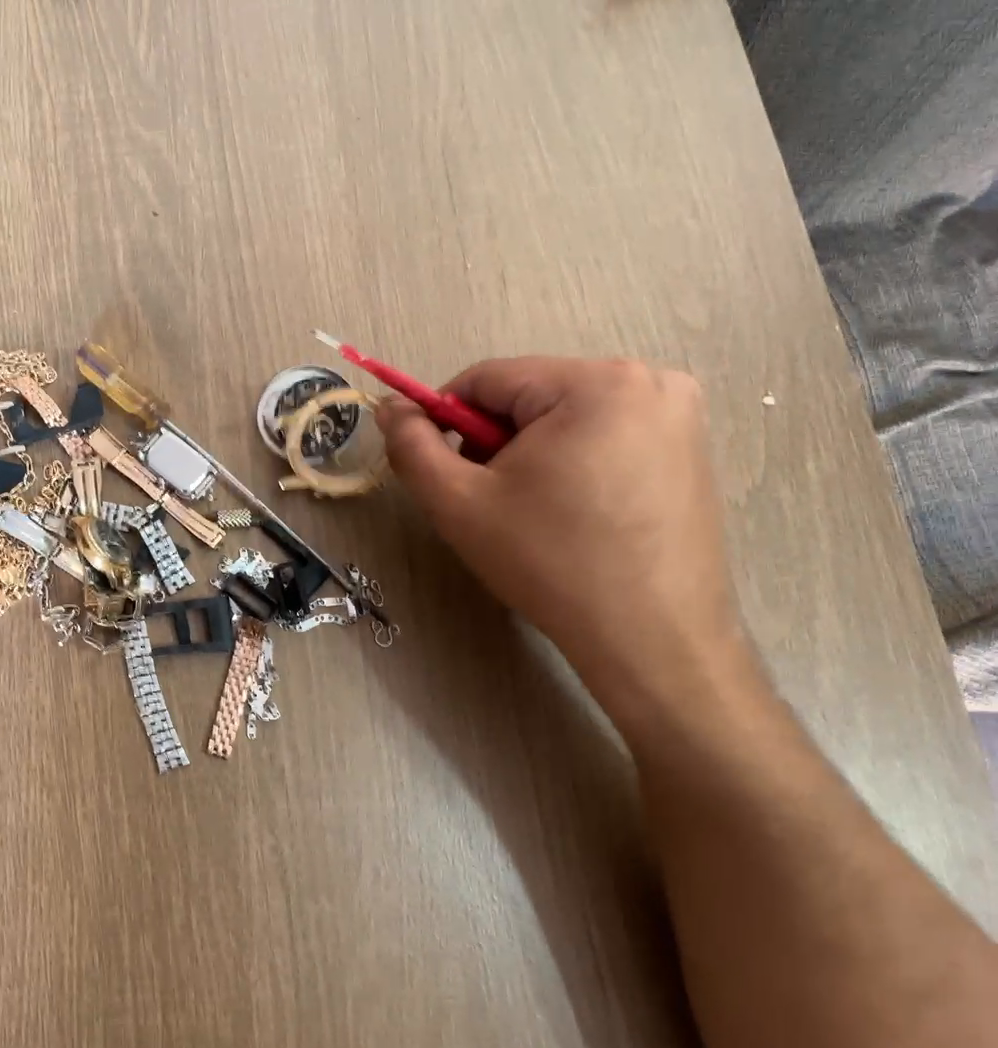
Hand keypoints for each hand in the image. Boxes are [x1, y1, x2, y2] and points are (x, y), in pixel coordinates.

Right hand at [377, 357, 746, 722]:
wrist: (651, 634)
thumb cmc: (549, 561)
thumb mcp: (458, 503)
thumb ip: (412, 447)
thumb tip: (390, 410)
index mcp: (594, 382)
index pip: (485, 379)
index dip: (444, 422)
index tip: (441, 473)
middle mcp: (648, 380)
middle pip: (528, 395)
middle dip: (493, 440)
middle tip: (488, 500)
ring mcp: (679, 413)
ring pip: (564, 415)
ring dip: (530, 452)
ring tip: (530, 511)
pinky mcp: (691, 447)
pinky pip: (603, 433)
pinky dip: (572, 461)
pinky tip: (571, 512)